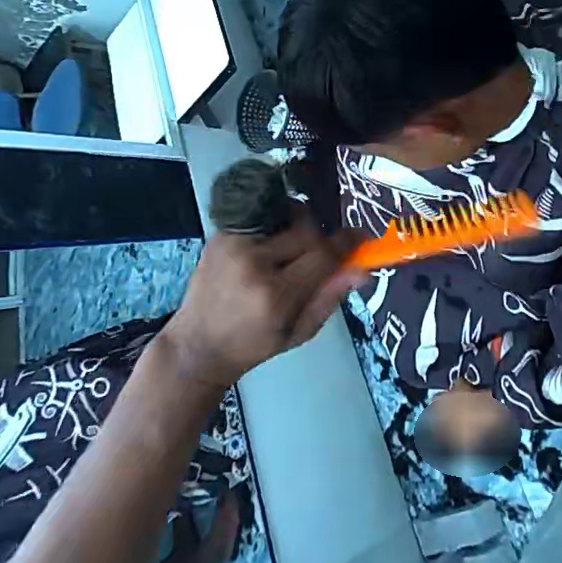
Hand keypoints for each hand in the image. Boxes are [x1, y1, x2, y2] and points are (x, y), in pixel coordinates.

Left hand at [161, 208, 359, 389]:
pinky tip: (270, 246)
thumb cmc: (254, 345)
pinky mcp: (220, 235)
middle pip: (307, 230)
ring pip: (286, 216)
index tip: (361, 237)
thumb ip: (331, 296)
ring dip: (298, 227)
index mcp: (276, 296)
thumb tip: (364, 269)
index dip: (347, 242)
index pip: (323, 254)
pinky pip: (262, 216)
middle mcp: (253, 264)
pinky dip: (275, 226)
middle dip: (321, 238)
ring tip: (293, 248)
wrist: (197, 346)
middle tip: (321, 253)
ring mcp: (233, 245)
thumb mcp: (300, 331)